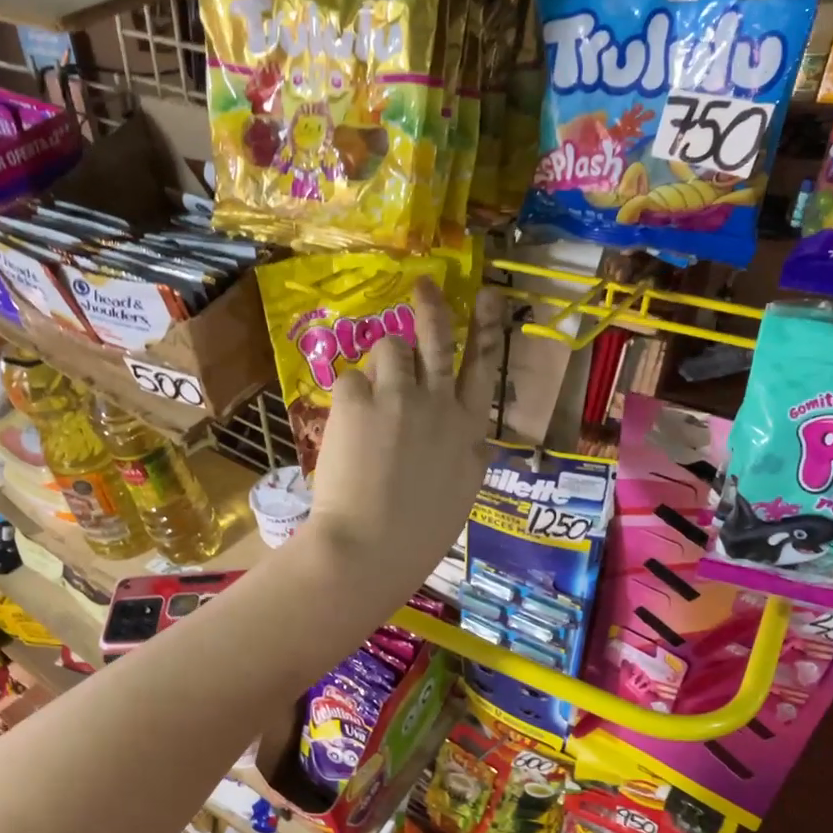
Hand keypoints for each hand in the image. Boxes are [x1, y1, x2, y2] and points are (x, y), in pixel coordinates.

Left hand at [301, 277, 502, 605]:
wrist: (372, 548)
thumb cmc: (418, 535)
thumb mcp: (460, 493)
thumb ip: (466, 456)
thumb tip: (471, 440)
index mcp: (468, 432)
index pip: (483, 368)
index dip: (486, 329)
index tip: (486, 296)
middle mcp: (440, 404)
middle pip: (437, 340)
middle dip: (432, 307)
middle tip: (423, 285)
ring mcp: (400, 396)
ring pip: (390, 349)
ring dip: (381, 366)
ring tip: (369, 401)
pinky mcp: (359, 400)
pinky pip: (351, 380)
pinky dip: (348, 400)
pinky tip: (346, 433)